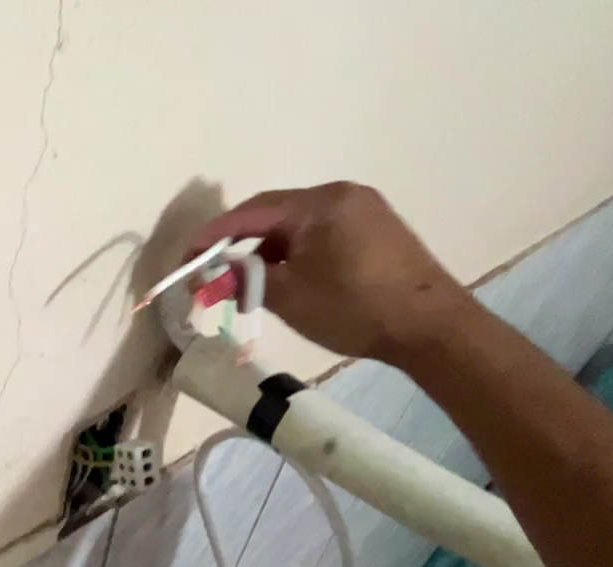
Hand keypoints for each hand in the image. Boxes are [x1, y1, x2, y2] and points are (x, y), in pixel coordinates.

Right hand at [190, 182, 482, 365]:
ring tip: (241, 286)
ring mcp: (359, 209)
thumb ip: (243, 278)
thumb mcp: (287, 296)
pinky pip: (314, 232)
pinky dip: (287, 253)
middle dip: (233, 244)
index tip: (183, 260)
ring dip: (260, 252)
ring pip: (291, 225)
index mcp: (319, 204)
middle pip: (269, 213)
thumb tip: (212, 273)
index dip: (210, 237)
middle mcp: (340, 195)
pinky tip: (277, 280)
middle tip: (206, 273)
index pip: (249, 213)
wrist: (428, 326)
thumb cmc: (353, 308)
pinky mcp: (370, 228)